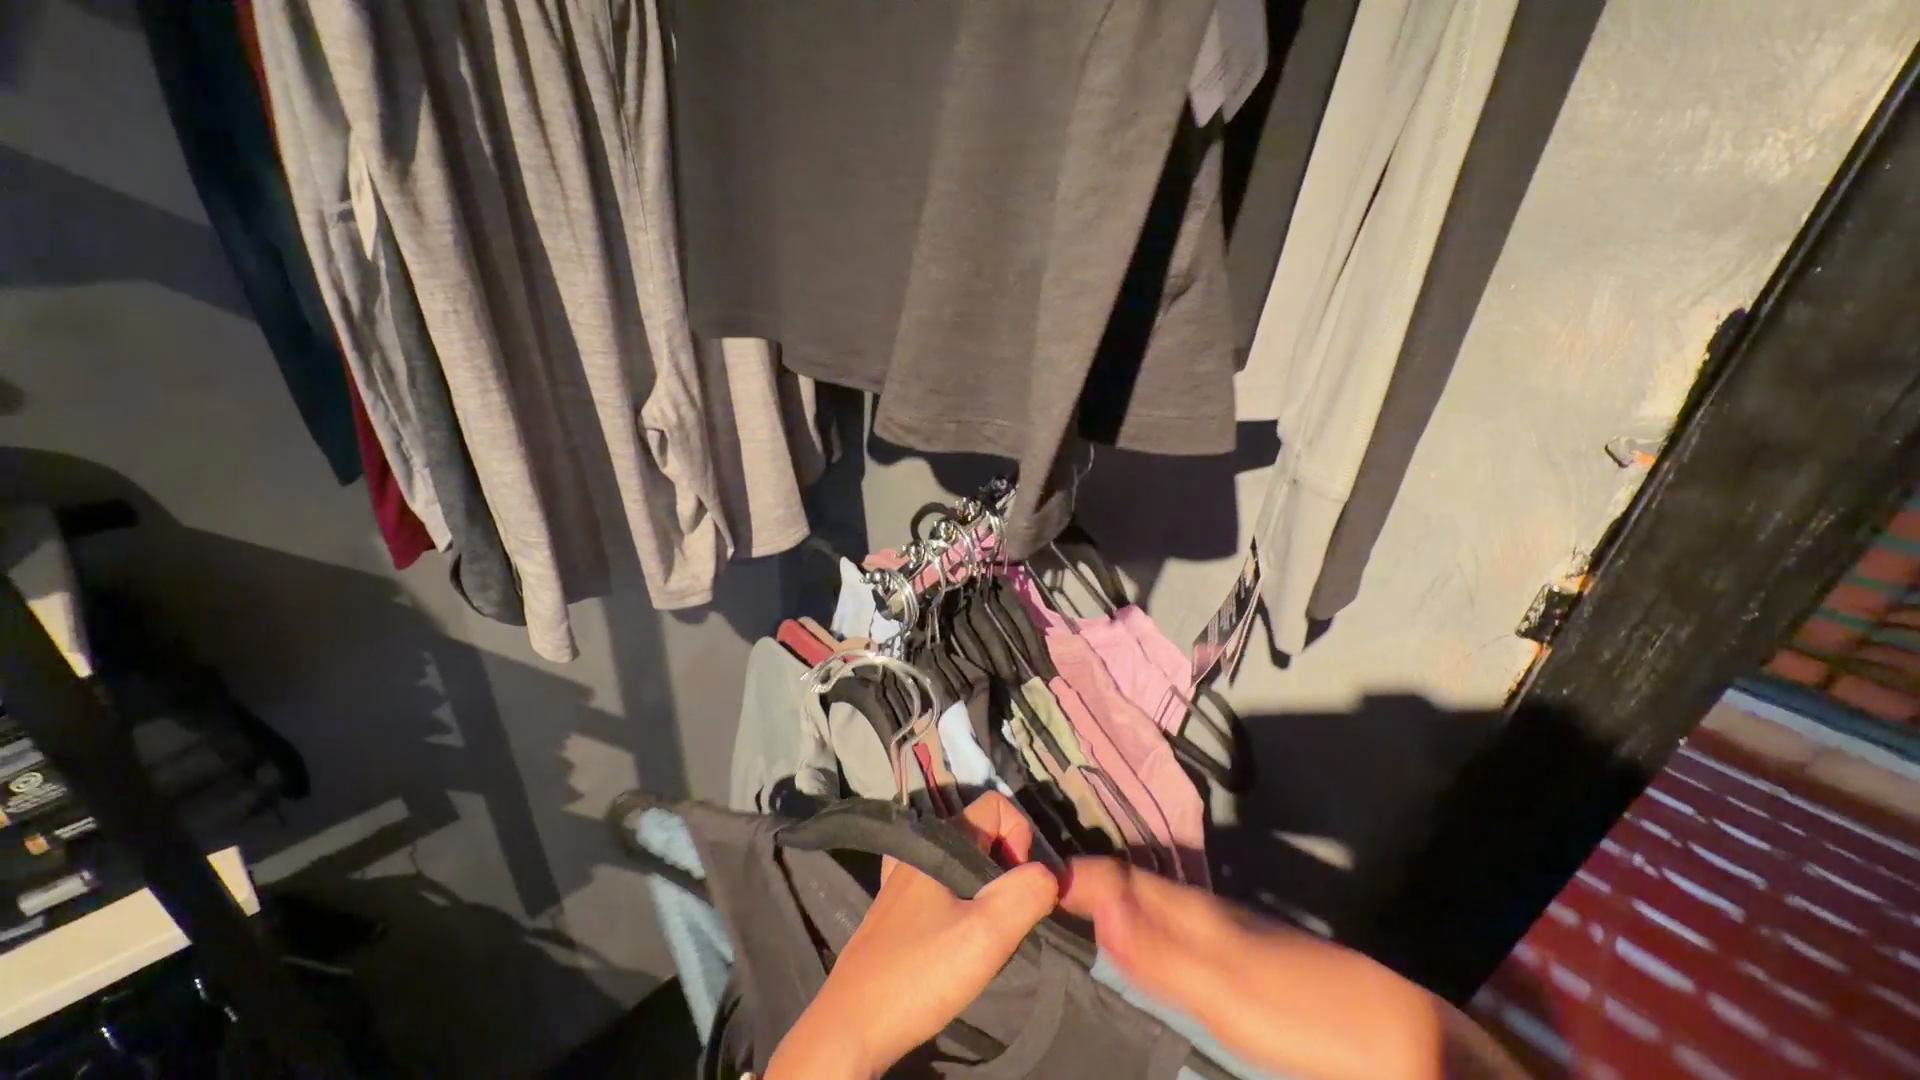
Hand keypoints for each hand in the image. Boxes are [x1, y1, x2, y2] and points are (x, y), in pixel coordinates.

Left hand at [765, 794, 1060, 1079]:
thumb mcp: (987, 933)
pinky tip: (958, 942)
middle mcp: (917, 850)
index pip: (996, 806)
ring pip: (965, 865)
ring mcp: (902, 879)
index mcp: (936, 841)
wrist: (851, 1027)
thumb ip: (1028, 893)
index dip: (1021, 838)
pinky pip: (944, 889)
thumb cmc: (920, 973)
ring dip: (986, 893)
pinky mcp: (895, 909)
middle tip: (1007, 918)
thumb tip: (1048, 873)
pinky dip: (962, 905)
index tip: (1019, 886)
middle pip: (983, 835)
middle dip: (1007, 870)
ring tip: (985, 936)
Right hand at [1061, 859, 1525, 1079]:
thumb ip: (1159, 953)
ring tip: (1073, 912)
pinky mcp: (1245, 960)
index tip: (1016, 872)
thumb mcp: (1226, 993)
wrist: (1399, 1042)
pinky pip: (1175, 929)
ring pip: (1155, 904)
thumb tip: (1096, 904)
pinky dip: (1144, 927)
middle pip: (1133, 884)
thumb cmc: (1307, 1017)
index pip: (1119, 878)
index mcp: (1195, 913)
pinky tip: (1142, 947)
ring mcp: (1229, 934)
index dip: (1072, 874)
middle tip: (1033, 891)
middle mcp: (1207, 912)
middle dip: (1084, 882)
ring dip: (1111, 901)